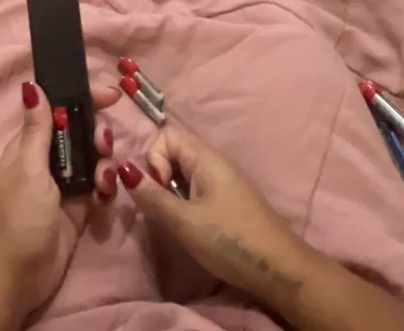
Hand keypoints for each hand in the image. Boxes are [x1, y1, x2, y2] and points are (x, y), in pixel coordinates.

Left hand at [0, 79, 122, 311]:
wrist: (22, 277)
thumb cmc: (21, 217)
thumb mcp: (29, 169)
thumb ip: (37, 129)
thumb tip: (32, 85)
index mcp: (28, 145)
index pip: (57, 110)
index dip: (82, 99)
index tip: (111, 95)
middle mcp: (47, 159)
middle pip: (80, 131)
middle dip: (98, 133)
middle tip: (106, 144)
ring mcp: (63, 182)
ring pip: (92, 156)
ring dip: (104, 160)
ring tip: (104, 177)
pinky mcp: (78, 204)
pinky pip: (98, 183)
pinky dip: (105, 184)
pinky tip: (105, 193)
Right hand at [117, 123, 315, 302]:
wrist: (281, 270)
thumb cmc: (230, 240)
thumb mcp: (184, 222)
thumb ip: (152, 196)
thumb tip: (122, 167)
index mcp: (205, 156)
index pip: (166, 133)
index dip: (154, 157)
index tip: (160, 189)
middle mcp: (215, 160)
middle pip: (174, 151)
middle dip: (160, 175)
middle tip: (164, 208)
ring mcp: (224, 180)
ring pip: (184, 171)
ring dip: (172, 191)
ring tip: (177, 220)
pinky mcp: (229, 198)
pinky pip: (198, 186)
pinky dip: (187, 200)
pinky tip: (193, 225)